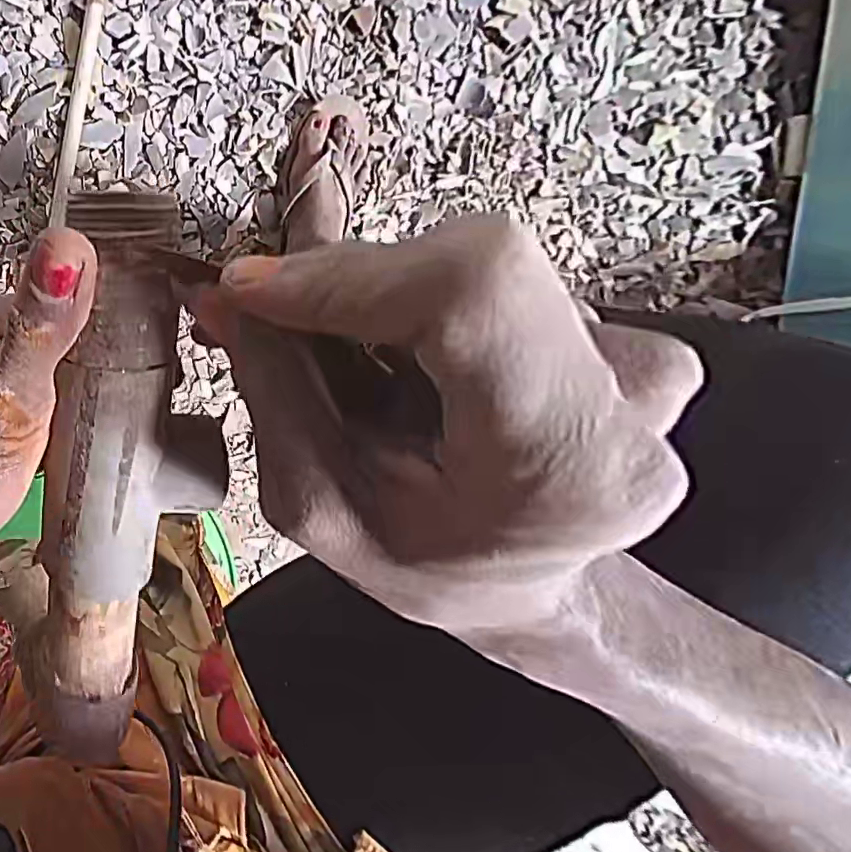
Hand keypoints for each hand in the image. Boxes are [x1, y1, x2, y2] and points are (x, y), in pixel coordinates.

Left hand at [0, 228, 96, 566]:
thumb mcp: (11, 400)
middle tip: (129, 392)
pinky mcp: (2, 396)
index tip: (143, 356)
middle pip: (70, 323)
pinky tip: (91, 420)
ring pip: (67, 355)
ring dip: (97, 378)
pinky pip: (55, 382)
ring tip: (116, 408)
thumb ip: (42, 328)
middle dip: (106, 353)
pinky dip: (78, 397)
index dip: (113, 320)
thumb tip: (68, 246)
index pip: (69, 290)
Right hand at [186, 215, 700, 633]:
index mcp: (564, 462)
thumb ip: (272, 394)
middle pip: (452, 268)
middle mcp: (622, 392)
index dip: (344, 274)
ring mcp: (625, 350)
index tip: (249, 289)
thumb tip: (225, 302)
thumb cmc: (427, 569)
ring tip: (309, 351)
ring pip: (450, 267)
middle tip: (254, 316)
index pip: (467, 294)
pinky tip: (367, 352)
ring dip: (356, 296)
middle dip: (331, 286)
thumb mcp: (315, 506)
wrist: (521, 584)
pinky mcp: (598, 325)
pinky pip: (467, 278)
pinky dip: (393, 301)